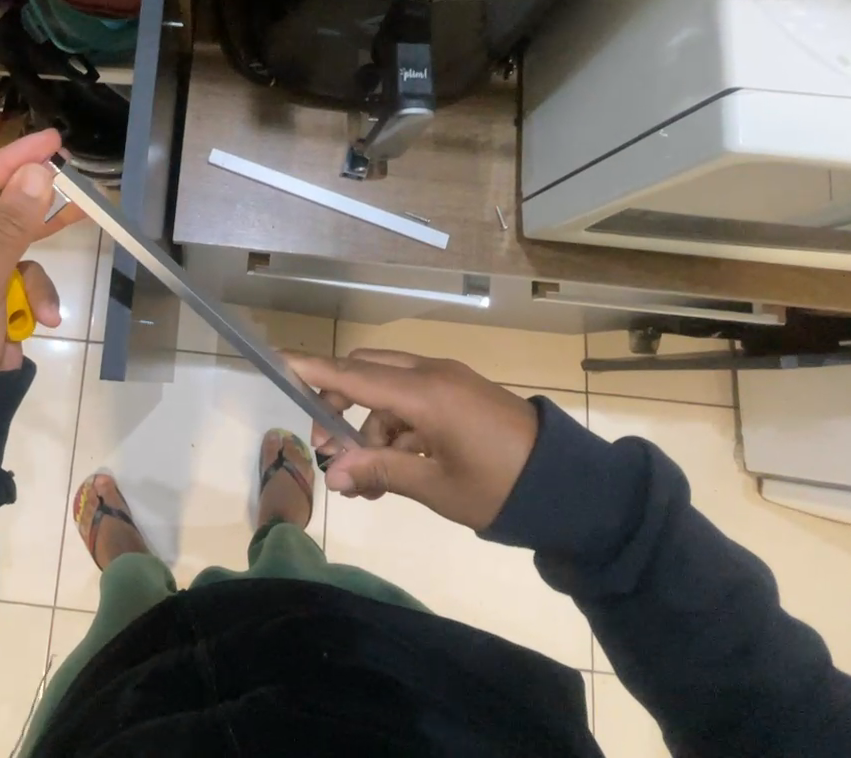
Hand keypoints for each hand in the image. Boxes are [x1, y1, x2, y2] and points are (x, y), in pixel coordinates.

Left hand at [0, 129, 83, 372]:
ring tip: (83, 216)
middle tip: (70, 170)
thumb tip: (39, 172)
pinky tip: (40, 317)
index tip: (46, 144)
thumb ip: (9, 228)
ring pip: (13, 237)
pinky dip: (35, 292)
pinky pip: (22, 274)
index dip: (4, 160)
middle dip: (30, 198)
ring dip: (39, 249)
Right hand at [285, 350, 541, 530]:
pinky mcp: (458, 393)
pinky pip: (410, 399)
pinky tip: (394, 469)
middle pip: (365, 372)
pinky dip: (394, 427)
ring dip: (367, 425)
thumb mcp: (437, 487)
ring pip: (386, 388)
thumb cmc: (502, 487)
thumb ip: (380, 472)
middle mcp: (431, 375)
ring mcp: (447, 381)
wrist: (573, 487)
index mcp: (425, 393)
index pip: (353, 375)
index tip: (278, 362)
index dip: (313, 370)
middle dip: (337, 403)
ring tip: (366, 480)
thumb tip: (333, 475)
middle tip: (329, 448)